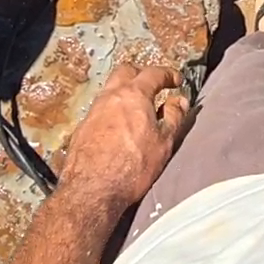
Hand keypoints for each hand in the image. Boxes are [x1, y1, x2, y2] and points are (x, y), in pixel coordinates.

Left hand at [59, 64, 187, 213]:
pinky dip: (113, 110)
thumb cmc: (132, 168)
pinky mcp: (82, 127)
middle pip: (126, 71)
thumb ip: (175, 117)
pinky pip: (101, 108)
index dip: (168, 74)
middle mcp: (111, 96)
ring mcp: (94, 110)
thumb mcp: (164, 143)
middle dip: (142, 74)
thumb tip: (181, 101)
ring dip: (125, 92)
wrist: (91, 192)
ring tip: (137, 110)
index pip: (154, 73)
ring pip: (111, 89)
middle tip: (154, 87)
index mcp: (134, 95)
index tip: (176, 80)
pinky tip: (119, 128)